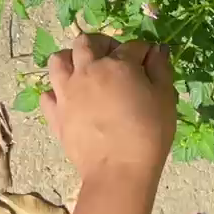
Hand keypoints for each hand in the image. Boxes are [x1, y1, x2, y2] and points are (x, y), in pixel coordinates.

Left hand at [40, 33, 176, 185]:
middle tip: (113, 59)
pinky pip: (48, 95)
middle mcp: (87, 70)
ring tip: (83, 72)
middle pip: (86, 42)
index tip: (149, 61)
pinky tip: (70, 100)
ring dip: (70, 60)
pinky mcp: (55, 114)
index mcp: (117, 64)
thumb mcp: (165, 98)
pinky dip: (56, 93)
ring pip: (58, 60)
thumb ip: (160, 69)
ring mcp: (67, 91)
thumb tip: (156, 50)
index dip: (143, 51)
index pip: (131, 46)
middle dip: (101, 44)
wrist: (119, 172)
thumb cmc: (148, 134)